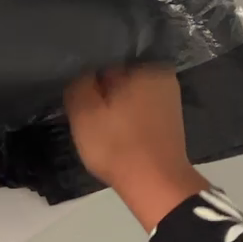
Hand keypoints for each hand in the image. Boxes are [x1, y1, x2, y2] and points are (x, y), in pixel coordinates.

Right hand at [64, 65, 208, 230]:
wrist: (154, 183)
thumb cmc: (117, 144)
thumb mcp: (84, 112)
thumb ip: (78, 83)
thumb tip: (80, 70)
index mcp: (144, 67)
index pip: (104, 58)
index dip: (84, 75)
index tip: (75, 94)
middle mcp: (162, 75)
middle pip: (117, 74)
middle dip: (100, 88)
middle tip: (83, 111)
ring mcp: (168, 97)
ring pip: (126, 91)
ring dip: (111, 102)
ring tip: (96, 120)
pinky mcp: (168, 117)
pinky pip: (137, 106)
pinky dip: (123, 114)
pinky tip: (113, 128)